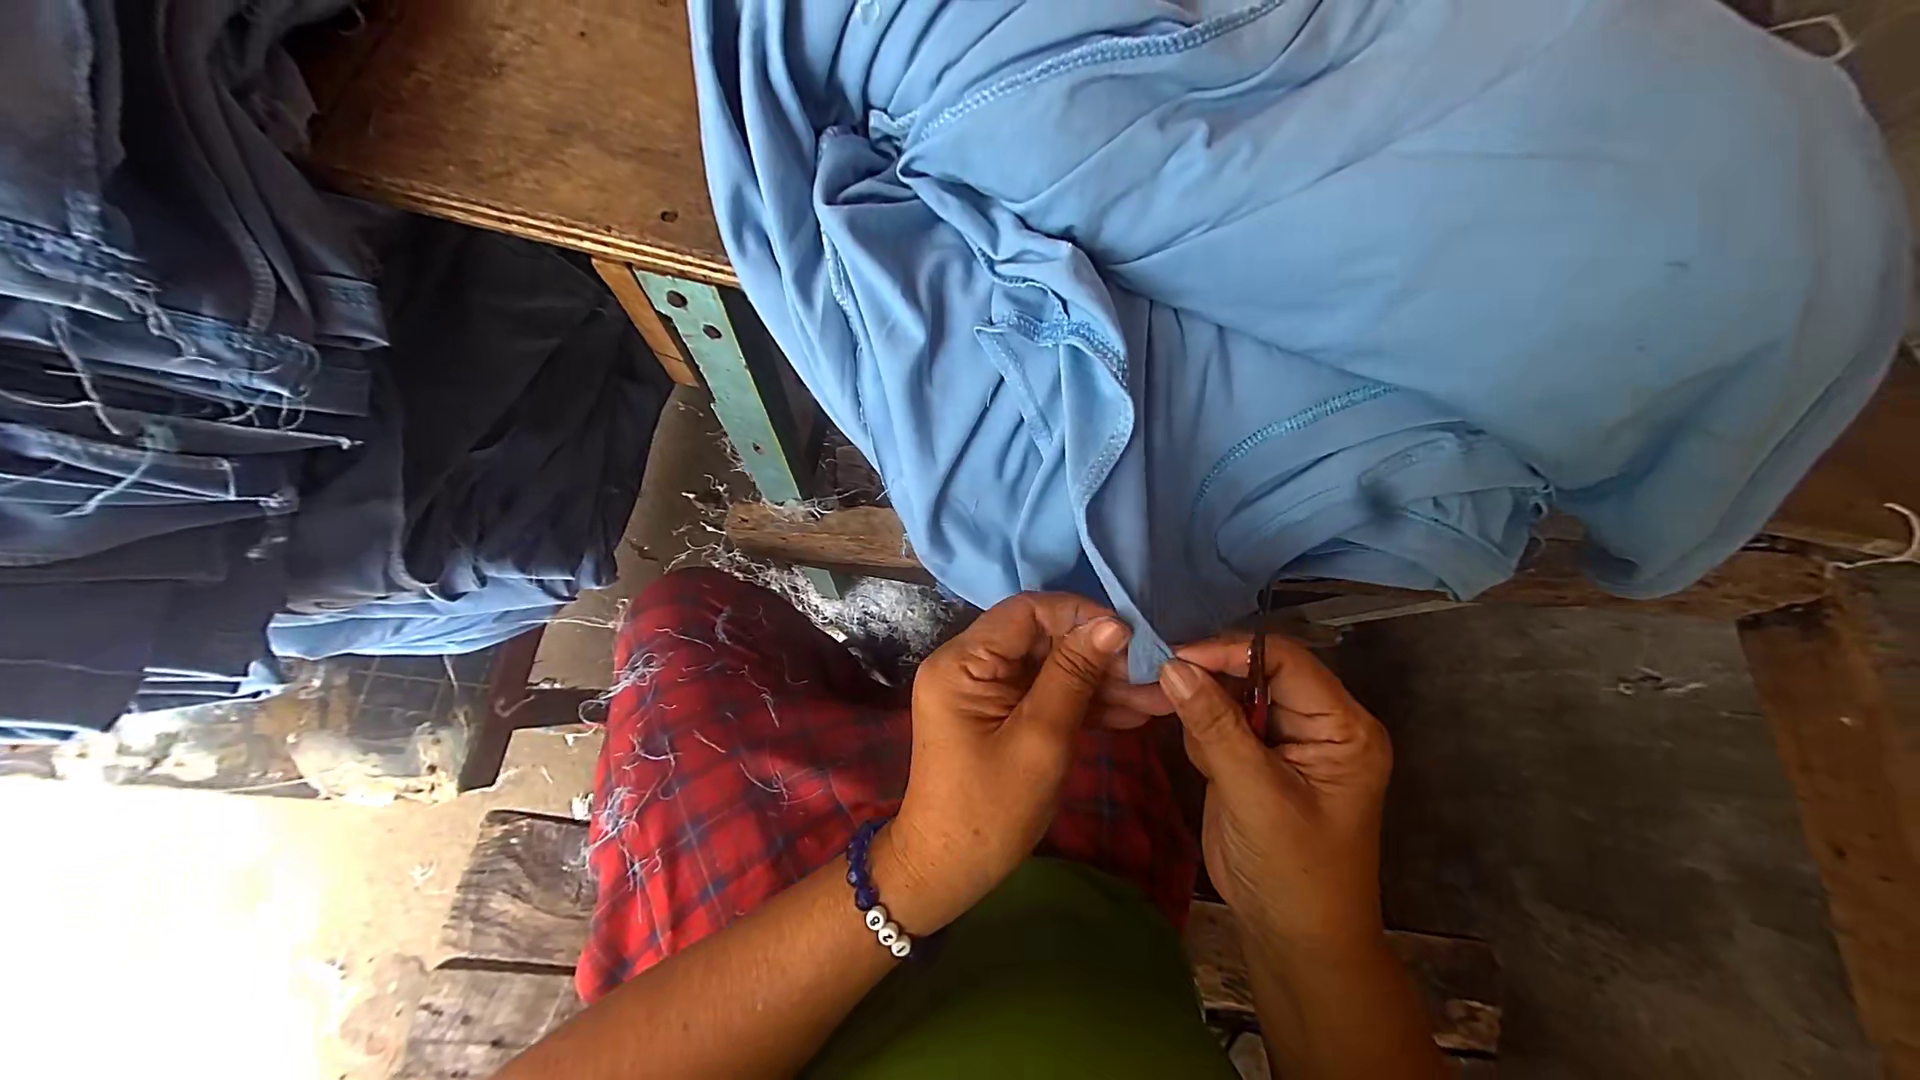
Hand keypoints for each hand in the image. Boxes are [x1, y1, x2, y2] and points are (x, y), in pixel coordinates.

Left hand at [873, 592, 1131, 932]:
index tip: (1130, 635)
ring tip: (1156, 696)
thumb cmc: (991, 811)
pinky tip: (1131, 712)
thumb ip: (1074, 675)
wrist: (949, 870)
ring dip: (1100, 681)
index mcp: (962, 662)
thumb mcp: (1041, 740)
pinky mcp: (998, 711)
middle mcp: (967, 664)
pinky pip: (1044, 693)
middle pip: (1041, 637)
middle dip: (1097, 653)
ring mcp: (983, 689)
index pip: (1026, 612)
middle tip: (1152, 671)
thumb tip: (1112, 624)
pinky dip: (1083, 702)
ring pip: (1049, 666)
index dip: (1079, 615)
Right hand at [1158, 634, 1391, 950]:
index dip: (1229, 651)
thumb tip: (1172, 665)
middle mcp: (1317, 723)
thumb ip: (1215, 726)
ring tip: (1183, 733)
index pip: (1284, 660)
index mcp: (1342, 726)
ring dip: (1200, 708)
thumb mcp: (1256, 795)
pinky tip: (1202, 764)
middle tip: (1158, 678)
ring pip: (1230, 693)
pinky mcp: (1254, 755)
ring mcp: (1283, 739)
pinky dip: (1198, 732)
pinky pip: (1218, 721)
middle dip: (1209, 679)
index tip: (1174, 656)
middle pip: (1254, 671)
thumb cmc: (1294, 871)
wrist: (1292, 936)